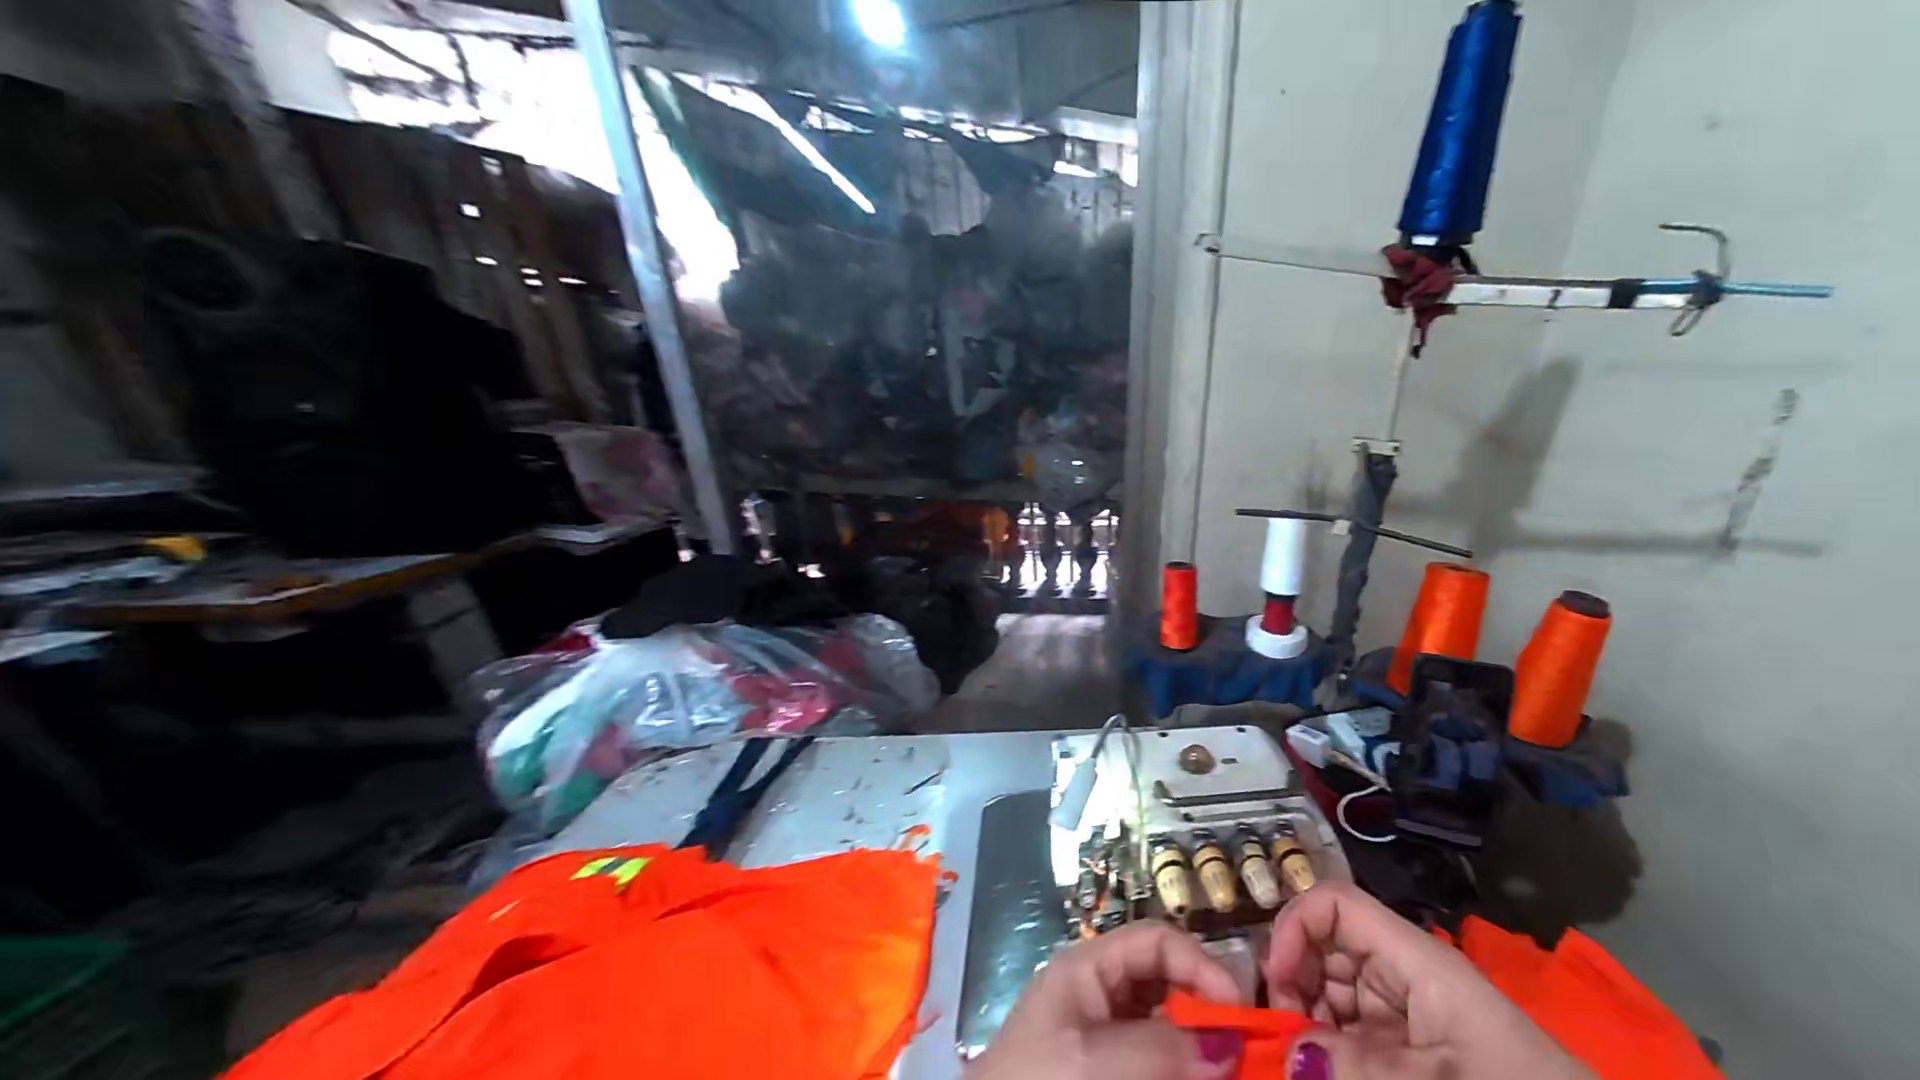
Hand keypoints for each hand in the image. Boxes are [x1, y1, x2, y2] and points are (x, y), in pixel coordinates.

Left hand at [969, 921, 1246, 1079]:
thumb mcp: (1092, 1061)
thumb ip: (1159, 1049)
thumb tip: (1229, 1046)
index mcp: (1090, 966)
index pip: (1157, 942)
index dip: (1201, 965)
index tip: (1240, 1011)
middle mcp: (1101, 989)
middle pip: (1167, 981)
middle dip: (1208, 1009)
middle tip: (1247, 1048)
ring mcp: (1104, 1029)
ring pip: (1166, 1020)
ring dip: (1199, 1042)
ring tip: (1232, 1066)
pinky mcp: (1108, 1064)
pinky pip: (1156, 1055)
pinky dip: (1181, 1063)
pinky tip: (1199, 1074)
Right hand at [1263, 883, 1593, 1079]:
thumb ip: (1355, 1068)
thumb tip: (1285, 1056)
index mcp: (1414, 958)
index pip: (1336, 904)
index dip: (1295, 925)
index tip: (1276, 978)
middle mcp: (1403, 972)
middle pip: (1325, 946)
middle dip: (1293, 981)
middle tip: (1282, 1033)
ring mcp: (1406, 1012)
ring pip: (1331, 991)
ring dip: (1308, 1019)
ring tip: (1301, 1060)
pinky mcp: (1410, 1048)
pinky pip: (1351, 1030)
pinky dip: (1329, 1047)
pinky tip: (1323, 1067)